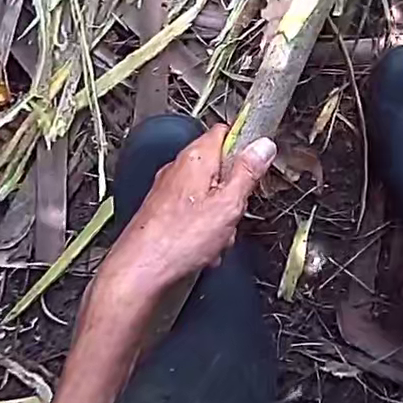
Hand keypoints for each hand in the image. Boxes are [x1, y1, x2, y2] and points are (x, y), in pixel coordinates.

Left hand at [98, 125, 277, 302]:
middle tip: (237, 207)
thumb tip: (263, 146)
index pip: (225, 131)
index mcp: (195, 157)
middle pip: (220, 165)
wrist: (140, 272)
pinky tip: (206, 246)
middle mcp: (179, 168)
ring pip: (209, 192)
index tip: (258, 162)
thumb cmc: (176, 239)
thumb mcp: (228, 204)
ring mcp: (169, 190)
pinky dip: (205, 227)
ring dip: (221, 213)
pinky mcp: (164, 211)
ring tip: (220, 233)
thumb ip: (248, 172)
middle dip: (234, 189)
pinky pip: (195, 212)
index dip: (246, 144)